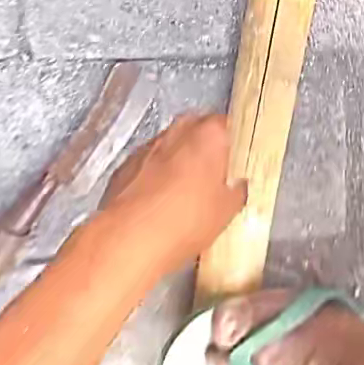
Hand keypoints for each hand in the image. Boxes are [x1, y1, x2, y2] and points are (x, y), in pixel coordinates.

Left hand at [99, 111, 245, 261]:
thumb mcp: (227, 210)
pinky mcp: (126, 164)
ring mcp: (149, 145)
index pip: (229, 126)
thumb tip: (237, 187)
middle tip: (213, 180)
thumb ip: (237, 190)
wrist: (131, 238)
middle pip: (198, 132)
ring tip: (184, 196)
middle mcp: (179, 130)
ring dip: (178, 163)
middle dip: (205, 151)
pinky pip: (148, 164)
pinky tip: (158, 204)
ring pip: (171, 147)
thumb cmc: (186, 219)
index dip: (233, 145)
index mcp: (210, 133)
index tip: (236, 162)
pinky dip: (154, 177)